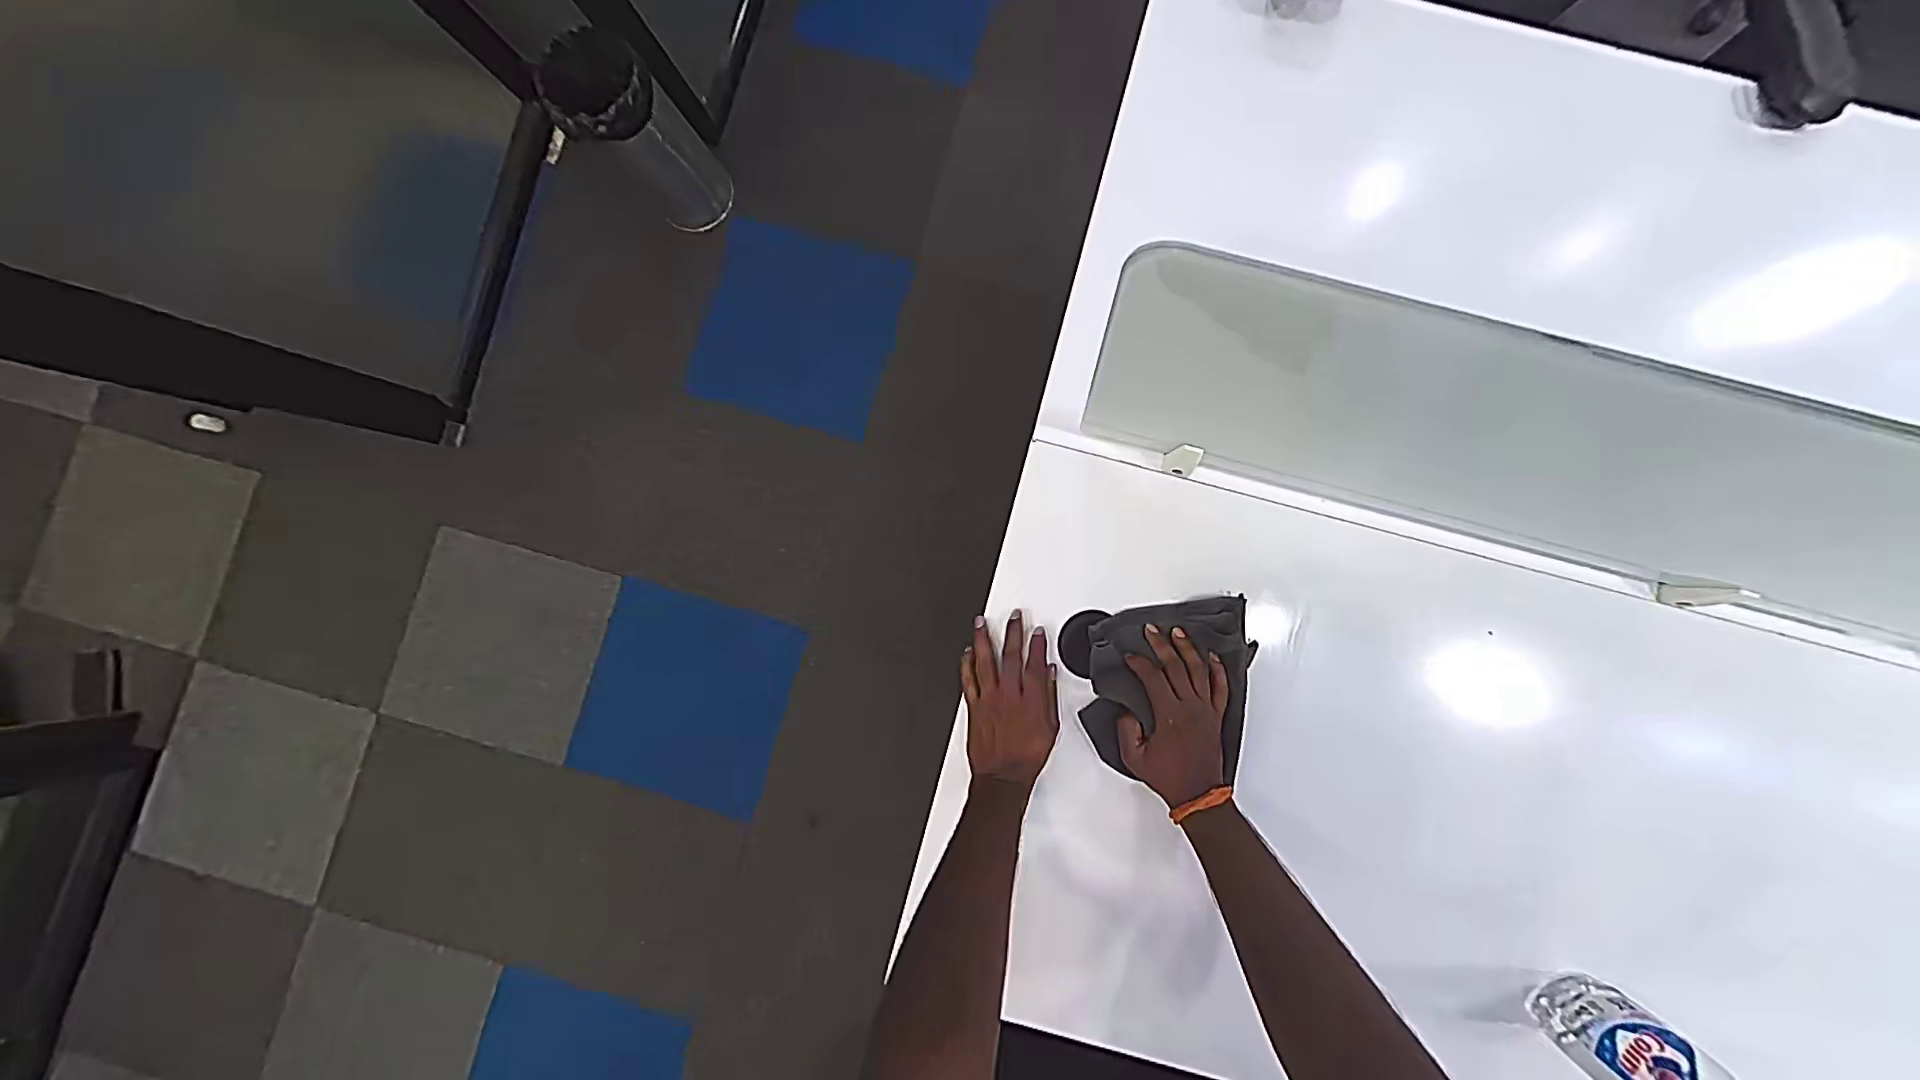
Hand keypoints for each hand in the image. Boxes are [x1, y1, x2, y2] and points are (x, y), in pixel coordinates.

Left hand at [961, 610, 1059, 789]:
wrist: (1002, 776)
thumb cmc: (1026, 756)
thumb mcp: (1050, 727)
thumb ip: (1048, 696)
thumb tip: (1048, 675)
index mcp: (1030, 699)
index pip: (1035, 663)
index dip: (1037, 644)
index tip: (1037, 630)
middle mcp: (1008, 695)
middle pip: (1011, 656)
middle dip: (1014, 632)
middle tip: (1014, 616)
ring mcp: (989, 698)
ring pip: (985, 661)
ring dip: (984, 639)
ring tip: (981, 623)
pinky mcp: (974, 706)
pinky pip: (968, 679)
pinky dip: (967, 664)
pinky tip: (967, 652)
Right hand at [1118, 624, 1229, 808]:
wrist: (1199, 794)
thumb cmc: (1170, 778)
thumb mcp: (1135, 757)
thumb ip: (1127, 730)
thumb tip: (1127, 711)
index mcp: (1170, 715)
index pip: (1153, 677)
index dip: (1140, 663)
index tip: (1131, 657)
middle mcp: (1190, 707)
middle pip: (1176, 666)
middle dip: (1161, 645)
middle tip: (1152, 631)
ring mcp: (1206, 709)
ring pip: (1199, 670)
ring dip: (1188, 648)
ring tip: (1179, 633)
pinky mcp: (1216, 715)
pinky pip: (1220, 686)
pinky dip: (1217, 669)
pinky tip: (1212, 657)